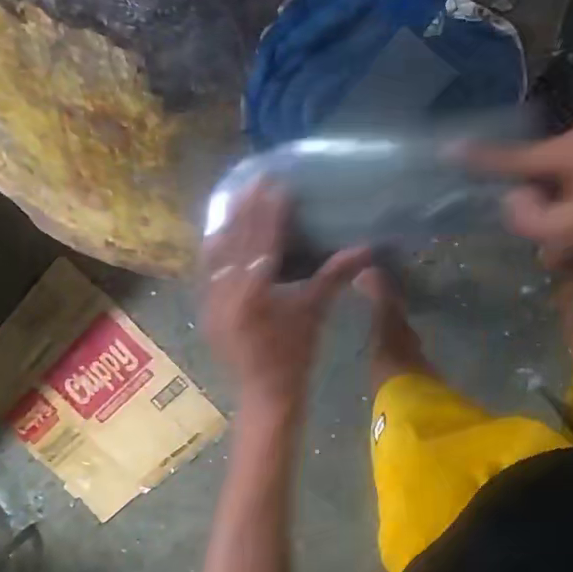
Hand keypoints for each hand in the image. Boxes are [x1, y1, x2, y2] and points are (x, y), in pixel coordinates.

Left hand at [201, 182, 368, 408]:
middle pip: (235, 241)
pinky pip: (206, 270)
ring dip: (226, 223)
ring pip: (215, 253)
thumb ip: (335, 275)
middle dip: (245, 208)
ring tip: (235, 195)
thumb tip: (368, 247)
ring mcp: (210, 301)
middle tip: (253, 179)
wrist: (265, 393)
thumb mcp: (314, 311)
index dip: (270, 210)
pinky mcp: (204, 308)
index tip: (276, 183)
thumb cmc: (296, 354)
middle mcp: (226, 292)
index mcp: (254, 293)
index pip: (262, 241)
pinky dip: (215, 248)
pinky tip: (219, 230)